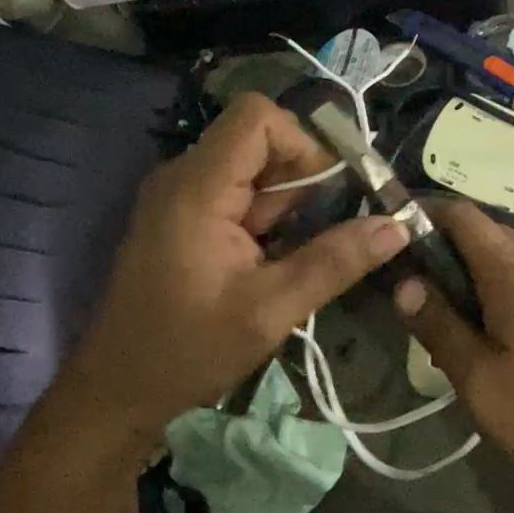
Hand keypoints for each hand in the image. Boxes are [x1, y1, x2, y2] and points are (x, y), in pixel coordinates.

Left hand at [57, 92, 410, 435]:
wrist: (115, 394)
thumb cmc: (186, 352)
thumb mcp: (270, 311)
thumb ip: (334, 262)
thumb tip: (397, 227)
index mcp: (197, 189)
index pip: (256, 117)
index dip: (301, 143)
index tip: (325, 193)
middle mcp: (185, 178)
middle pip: (262, 140)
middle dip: (303, 180)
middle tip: (318, 233)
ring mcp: (183, 197)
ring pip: (257, 168)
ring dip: (289, 203)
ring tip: (294, 256)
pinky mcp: (187, 217)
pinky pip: (242, 192)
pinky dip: (270, 217)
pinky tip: (273, 261)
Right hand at [394, 203, 513, 510]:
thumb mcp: (483, 384)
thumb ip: (441, 328)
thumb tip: (404, 285)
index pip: (461, 215)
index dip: (422, 221)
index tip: (394, 251)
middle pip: (488, 235)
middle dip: (449, 258)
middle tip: (425, 308)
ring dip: (482, 279)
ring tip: (465, 333)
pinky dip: (513, 290)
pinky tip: (512, 340)